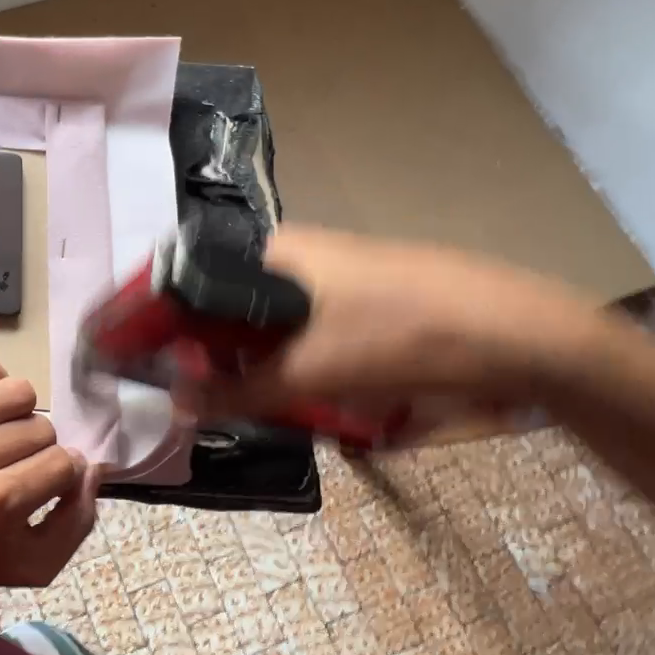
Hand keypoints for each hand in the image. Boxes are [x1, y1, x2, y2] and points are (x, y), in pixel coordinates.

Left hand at [0, 349, 101, 595]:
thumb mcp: (30, 565)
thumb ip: (76, 522)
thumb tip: (93, 467)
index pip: (63, 462)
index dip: (61, 474)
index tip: (43, 484)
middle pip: (42, 429)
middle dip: (37, 450)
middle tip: (12, 467)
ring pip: (18, 392)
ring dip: (18, 415)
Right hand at [181, 224, 605, 421]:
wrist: (526, 336)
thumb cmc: (403, 336)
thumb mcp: (311, 373)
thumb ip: (236, 391)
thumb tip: (176, 402)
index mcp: (270, 251)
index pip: (183, 273)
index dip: (150, 312)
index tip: (128, 350)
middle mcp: (293, 252)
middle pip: (219, 296)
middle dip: (198, 342)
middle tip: (190, 386)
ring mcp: (330, 272)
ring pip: (260, 315)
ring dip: (243, 354)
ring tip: (242, 395)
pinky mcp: (360, 296)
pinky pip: (297, 325)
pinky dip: (281, 355)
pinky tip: (295, 387)